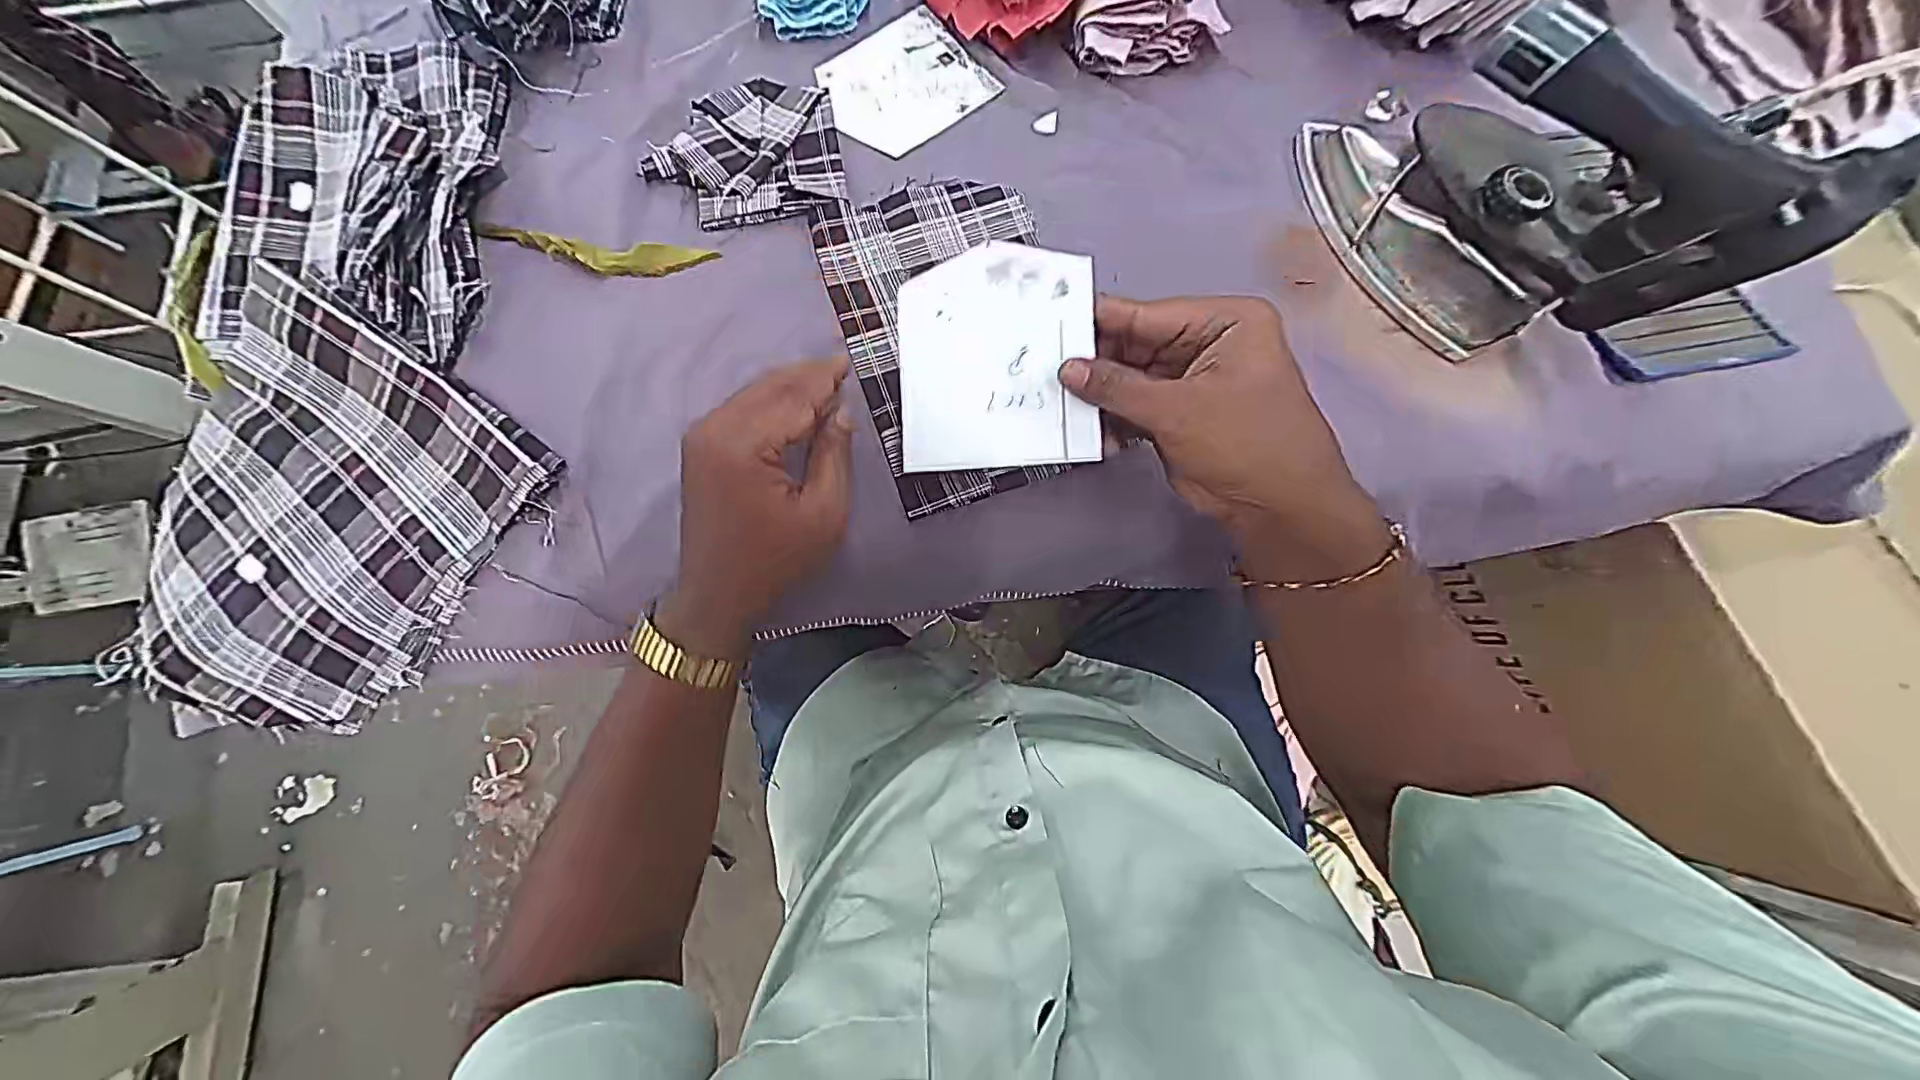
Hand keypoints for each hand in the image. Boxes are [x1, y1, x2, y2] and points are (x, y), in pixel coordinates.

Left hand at [656, 358, 854, 657]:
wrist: (718, 592)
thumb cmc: (776, 560)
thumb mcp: (824, 514)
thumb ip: (834, 455)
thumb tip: (841, 411)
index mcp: (743, 444)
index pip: (794, 398)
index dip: (826, 380)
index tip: (851, 362)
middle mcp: (715, 428)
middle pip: (772, 386)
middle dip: (809, 375)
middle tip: (843, 366)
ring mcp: (702, 434)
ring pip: (756, 392)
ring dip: (792, 386)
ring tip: (828, 382)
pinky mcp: (701, 445)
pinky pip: (743, 408)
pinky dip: (773, 401)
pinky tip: (797, 406)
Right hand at [1059, 295, 1388, 580]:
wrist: (1278, 507)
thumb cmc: (1252, 447)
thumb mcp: (1179, 409)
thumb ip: (1118, 387)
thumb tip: (1072, 369)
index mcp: (1225, 323)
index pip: (1149, 314)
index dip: (1101, 322)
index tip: (1056, 325)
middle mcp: (1208, 345)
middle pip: (1135, 347)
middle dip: (1097, 366)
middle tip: (1053, 374)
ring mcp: (1192, 382)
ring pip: (1130, 380)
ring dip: (1102, 398)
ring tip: (1068, 406)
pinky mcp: (1179, 415)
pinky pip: (1135, 408)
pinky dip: (1115, 420)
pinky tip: (1096, 432)